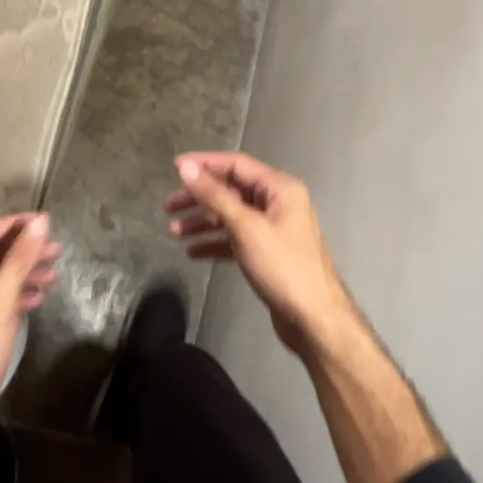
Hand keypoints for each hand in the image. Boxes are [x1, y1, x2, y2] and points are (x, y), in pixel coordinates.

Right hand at [167, 152, 362, 357]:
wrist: (314, 318)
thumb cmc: (283, 267)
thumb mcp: (246, 228)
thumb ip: (215, 196)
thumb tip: (186, 169)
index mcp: (280, 189)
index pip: (236, 164)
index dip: (204, 164)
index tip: (175, 168)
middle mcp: (278, 203)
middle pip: (231, 190)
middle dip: (199, 197)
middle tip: (169, 207)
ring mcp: (273, 229)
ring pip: (231, 216)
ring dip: (203, 222)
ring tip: (174, 232)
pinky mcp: (268, 253)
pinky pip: (236, 239)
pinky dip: (215, 242)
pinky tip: (193, 252)